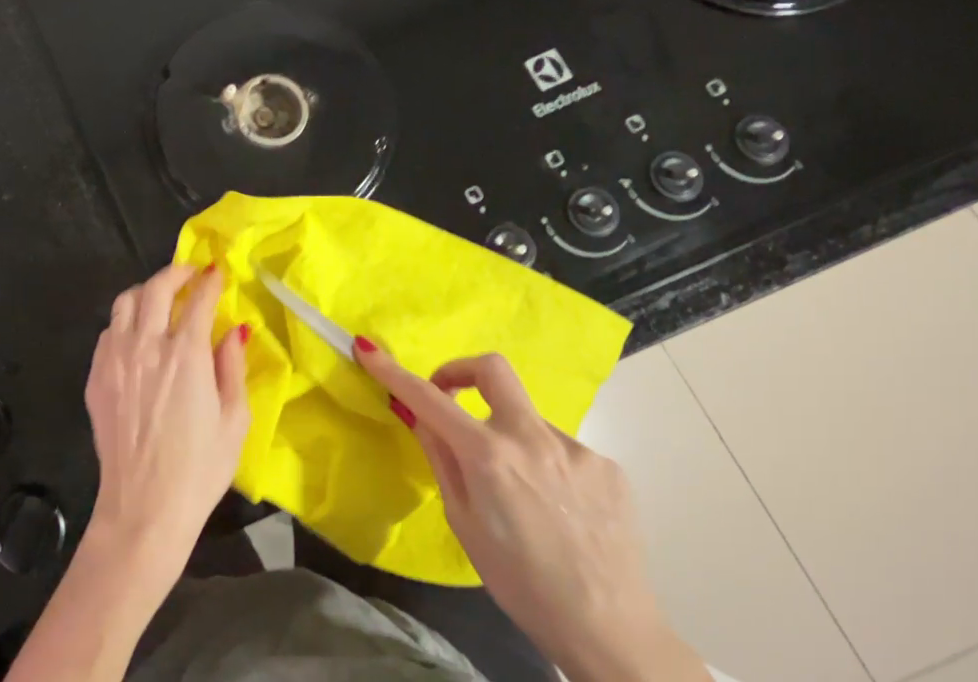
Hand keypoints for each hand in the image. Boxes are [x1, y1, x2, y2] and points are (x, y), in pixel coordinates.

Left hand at [85, 264, 249, 566]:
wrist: (144, 506)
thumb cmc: (200, 468)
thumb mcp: (234, 419)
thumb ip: (233, 366)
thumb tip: (234, 330)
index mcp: (186, 354)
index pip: (198, 299)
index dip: (209, 280)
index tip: (216, 271)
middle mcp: (146, 345)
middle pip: (155, 288)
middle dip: (175, 273)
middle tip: (189, 274)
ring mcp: (115, 359)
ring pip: (124, 303)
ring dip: (145, 292)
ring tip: (160, 299)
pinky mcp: (96, 377)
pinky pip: (107, 332)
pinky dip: (124, 322)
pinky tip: (136, 336)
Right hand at [355, 343, 709, 681]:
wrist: (608, 628)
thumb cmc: (518, 581)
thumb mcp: (463, 521)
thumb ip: (441, 458)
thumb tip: (418, 414)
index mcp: (489, 455)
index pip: (430, 398)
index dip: (393, 370)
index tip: (368, 349)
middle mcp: (534, 438)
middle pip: (493, 370)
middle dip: (461, 372)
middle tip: (450, 399)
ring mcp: (577, 449)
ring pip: (528, 422)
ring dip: (509, 439)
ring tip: (518, 494)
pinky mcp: (609, 467)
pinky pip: (562, 451)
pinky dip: (545, 466)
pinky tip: (555, 510)